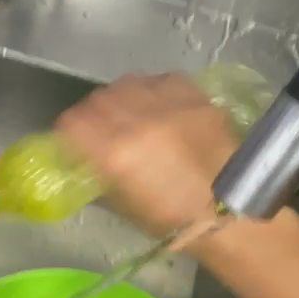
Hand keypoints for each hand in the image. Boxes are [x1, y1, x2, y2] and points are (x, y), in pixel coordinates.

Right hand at [56, 74, 237, 236]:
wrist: (231, 211)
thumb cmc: (171, 218)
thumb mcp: (121, 205)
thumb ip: (97, 177)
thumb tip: (80, 163)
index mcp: (114, 155)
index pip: (71, 121)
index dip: (66, 128)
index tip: (70, 137)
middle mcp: (137, 124)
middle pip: (96, 99)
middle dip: (91, 112)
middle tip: (98, 125)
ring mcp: (168, 107)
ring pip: (125, 84)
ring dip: (119, 97)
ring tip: (128, 111)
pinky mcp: (195, 99)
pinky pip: (161, 79)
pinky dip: (151, 88)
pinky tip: (157, 104)